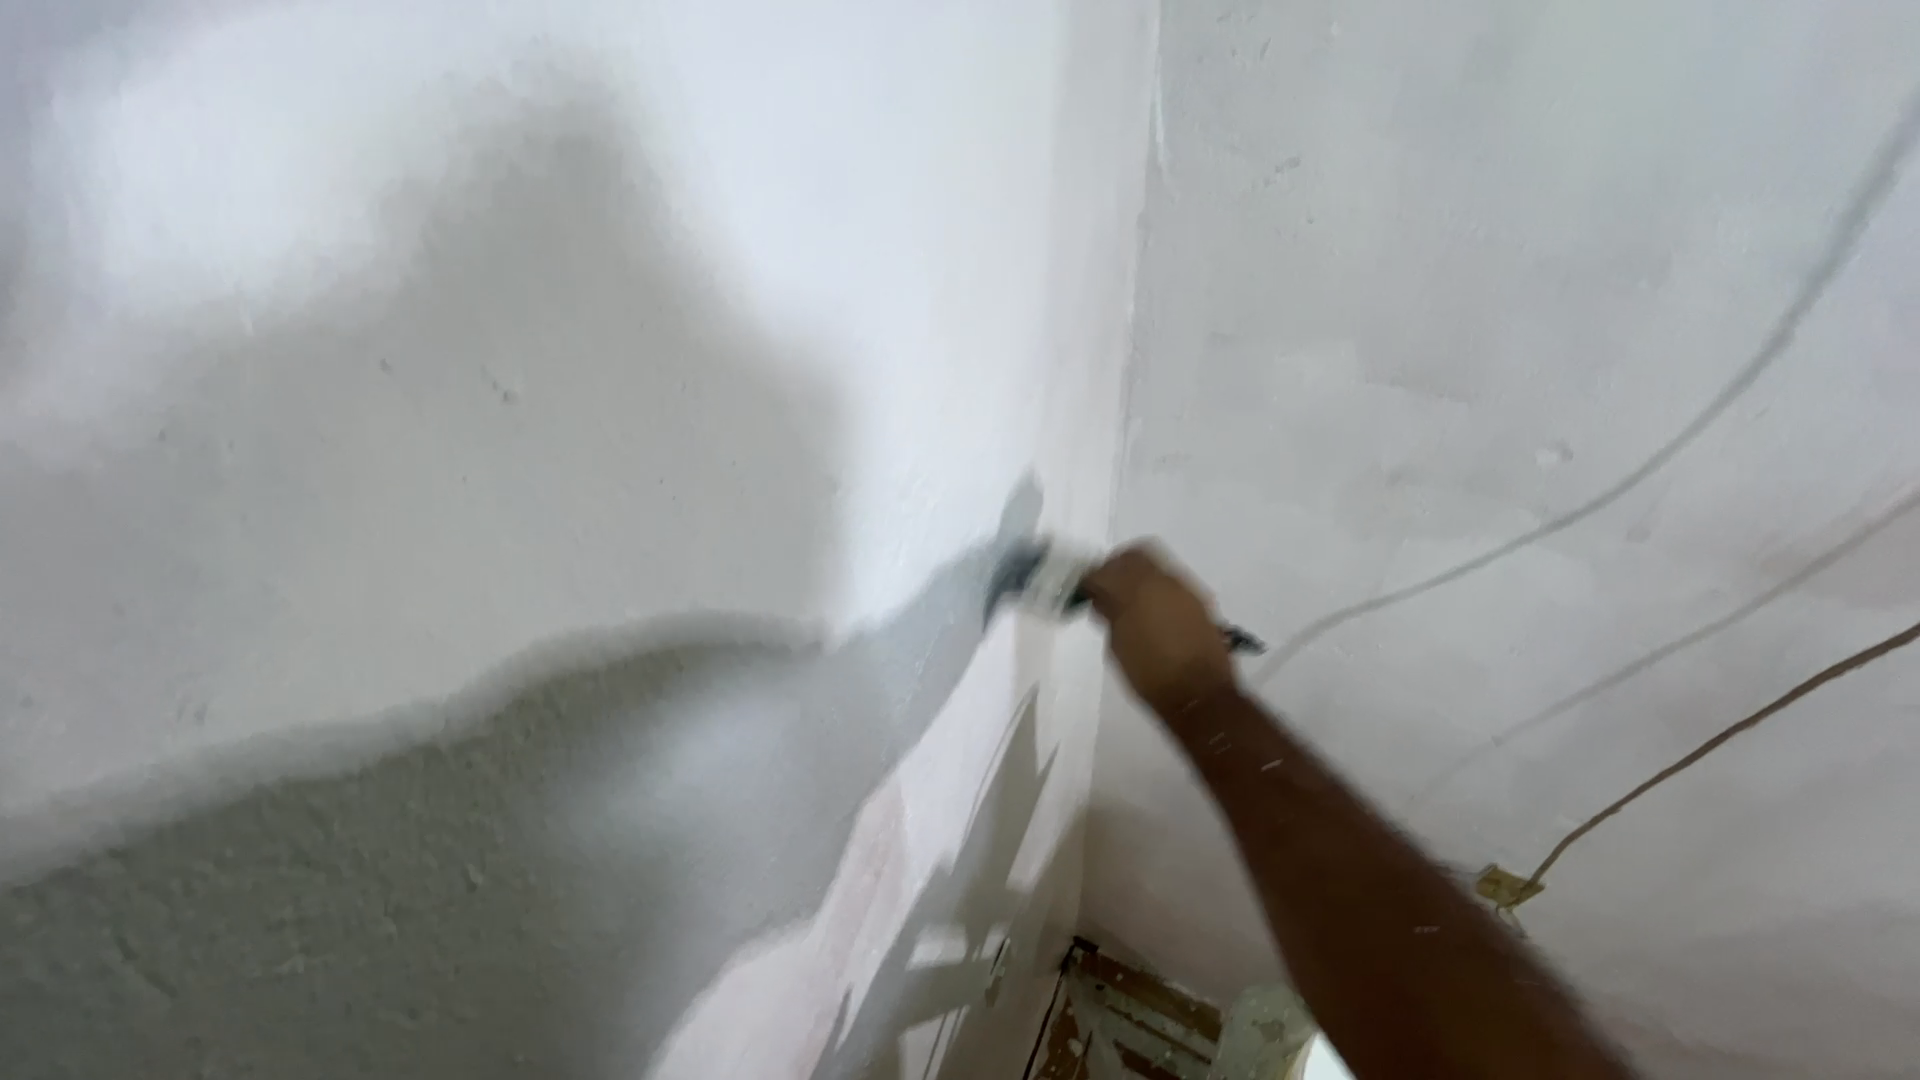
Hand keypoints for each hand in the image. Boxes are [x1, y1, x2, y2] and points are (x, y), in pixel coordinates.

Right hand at [1078, 542, 1236, 715]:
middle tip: (1104, 586)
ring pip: (1155, 567)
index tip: (1082, 590)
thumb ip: (1109, 615)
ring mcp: (1186, 590)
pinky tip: (1148, 613)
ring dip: (1137, 577)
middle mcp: (1164, 582)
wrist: (1200, 697)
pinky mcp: (1200, 602)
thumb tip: (1102, 599)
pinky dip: (1155, 590)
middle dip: (1115, 566)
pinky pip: (1171, 584)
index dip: (1089, 578)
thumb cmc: (1150, 676)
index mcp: (1137, 591)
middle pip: (1134, 555)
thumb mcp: (1117, 647)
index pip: (1105, 570)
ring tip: (1126, 602)